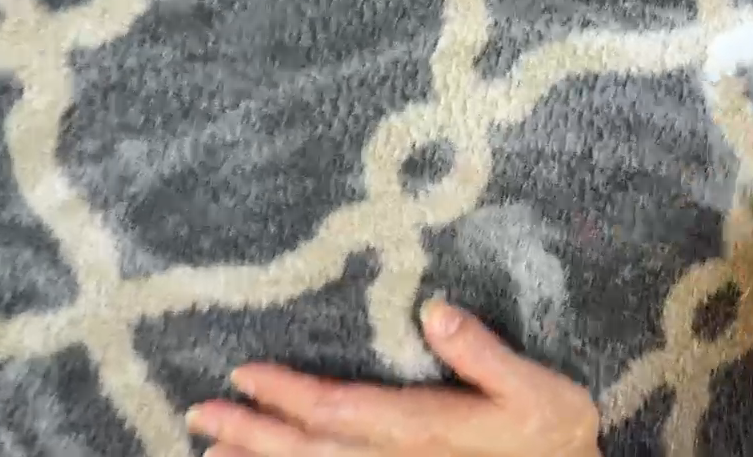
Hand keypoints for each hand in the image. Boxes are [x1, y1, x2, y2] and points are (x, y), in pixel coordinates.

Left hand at [185, 299, 599, 456]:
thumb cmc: (550, 428)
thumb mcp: (529, 383)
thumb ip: (481, 350)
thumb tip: (432, 309)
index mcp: (423, 427)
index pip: (338, 409)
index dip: (287, 393)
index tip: (244, 372)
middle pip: (312, 448)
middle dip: (252, 432)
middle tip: (202, 413)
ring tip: (217, 449)